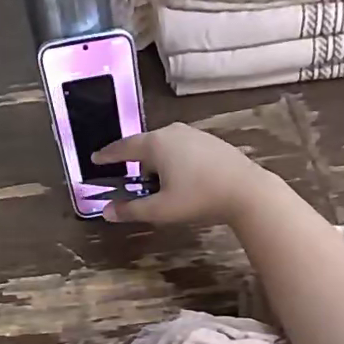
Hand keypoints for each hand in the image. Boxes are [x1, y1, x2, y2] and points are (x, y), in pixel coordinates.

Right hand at [91, 123, 277, 224]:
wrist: (248, 191)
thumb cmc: (200, 198)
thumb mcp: (161, 210)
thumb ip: (132, 210)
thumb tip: (106, 212)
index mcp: (156, 144)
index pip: (124, 147)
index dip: (108, 155)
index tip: (95, 158)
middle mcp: (173, 132)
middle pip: (145, 144)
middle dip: (135, 160)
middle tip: (127, 174)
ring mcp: (195, 134)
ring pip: (166, 145)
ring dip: (157, 161)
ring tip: (157, 182)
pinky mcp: (212, 141)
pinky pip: (184, 148)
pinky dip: (176, 160)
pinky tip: (184, 178)